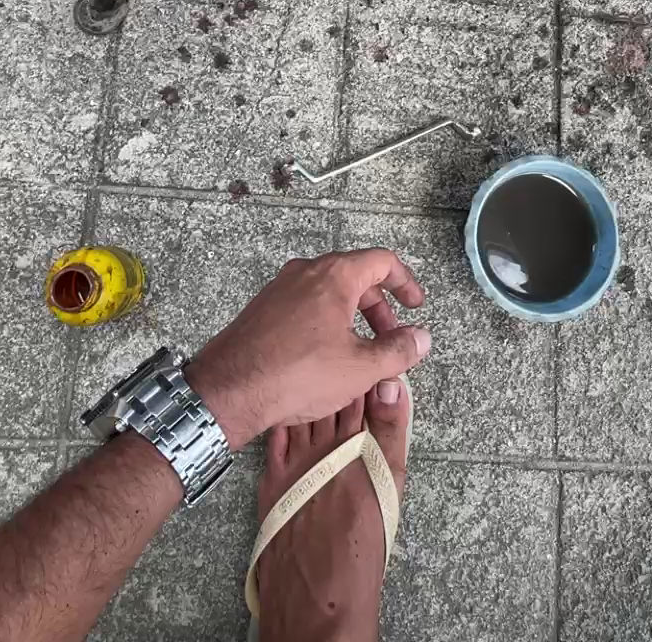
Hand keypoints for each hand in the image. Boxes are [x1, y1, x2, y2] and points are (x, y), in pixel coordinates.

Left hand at [185, 249, 431, 448]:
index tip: (415, 304)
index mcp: (334, 276)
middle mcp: (306, 272)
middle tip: (391, 337)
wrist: (229, 390)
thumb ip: (398, 350)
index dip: (405, 282)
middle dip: (380, 307)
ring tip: (361, 351)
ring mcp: (281, 288)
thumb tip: (422, 338)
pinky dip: (327, 320)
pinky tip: (327, 355)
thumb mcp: (360, 368)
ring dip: (353, 315)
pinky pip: (305, 304)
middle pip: (356, 276)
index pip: (382, 261)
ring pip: (329, 292)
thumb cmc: (296, 375)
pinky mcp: (264, 308)